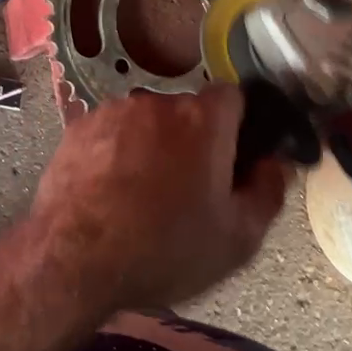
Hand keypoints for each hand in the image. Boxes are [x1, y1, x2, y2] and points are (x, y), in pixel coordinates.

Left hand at [25, 86, 287, 315]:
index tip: (234, 153)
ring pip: (145, 122)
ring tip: (143, 195)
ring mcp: (112, 110)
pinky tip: (110, 190)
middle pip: (185, 112)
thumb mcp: (237, 238)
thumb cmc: (165, 248)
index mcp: (202, 121)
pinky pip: (110, 132)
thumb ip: (267, 191)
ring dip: (151, 146)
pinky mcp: (79, 125)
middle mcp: (156, 102)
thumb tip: (275, 163)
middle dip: (192, 141)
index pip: (231, 96)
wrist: (76, 254)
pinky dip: (115, 152)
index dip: (236, 122)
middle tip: (189, 188)